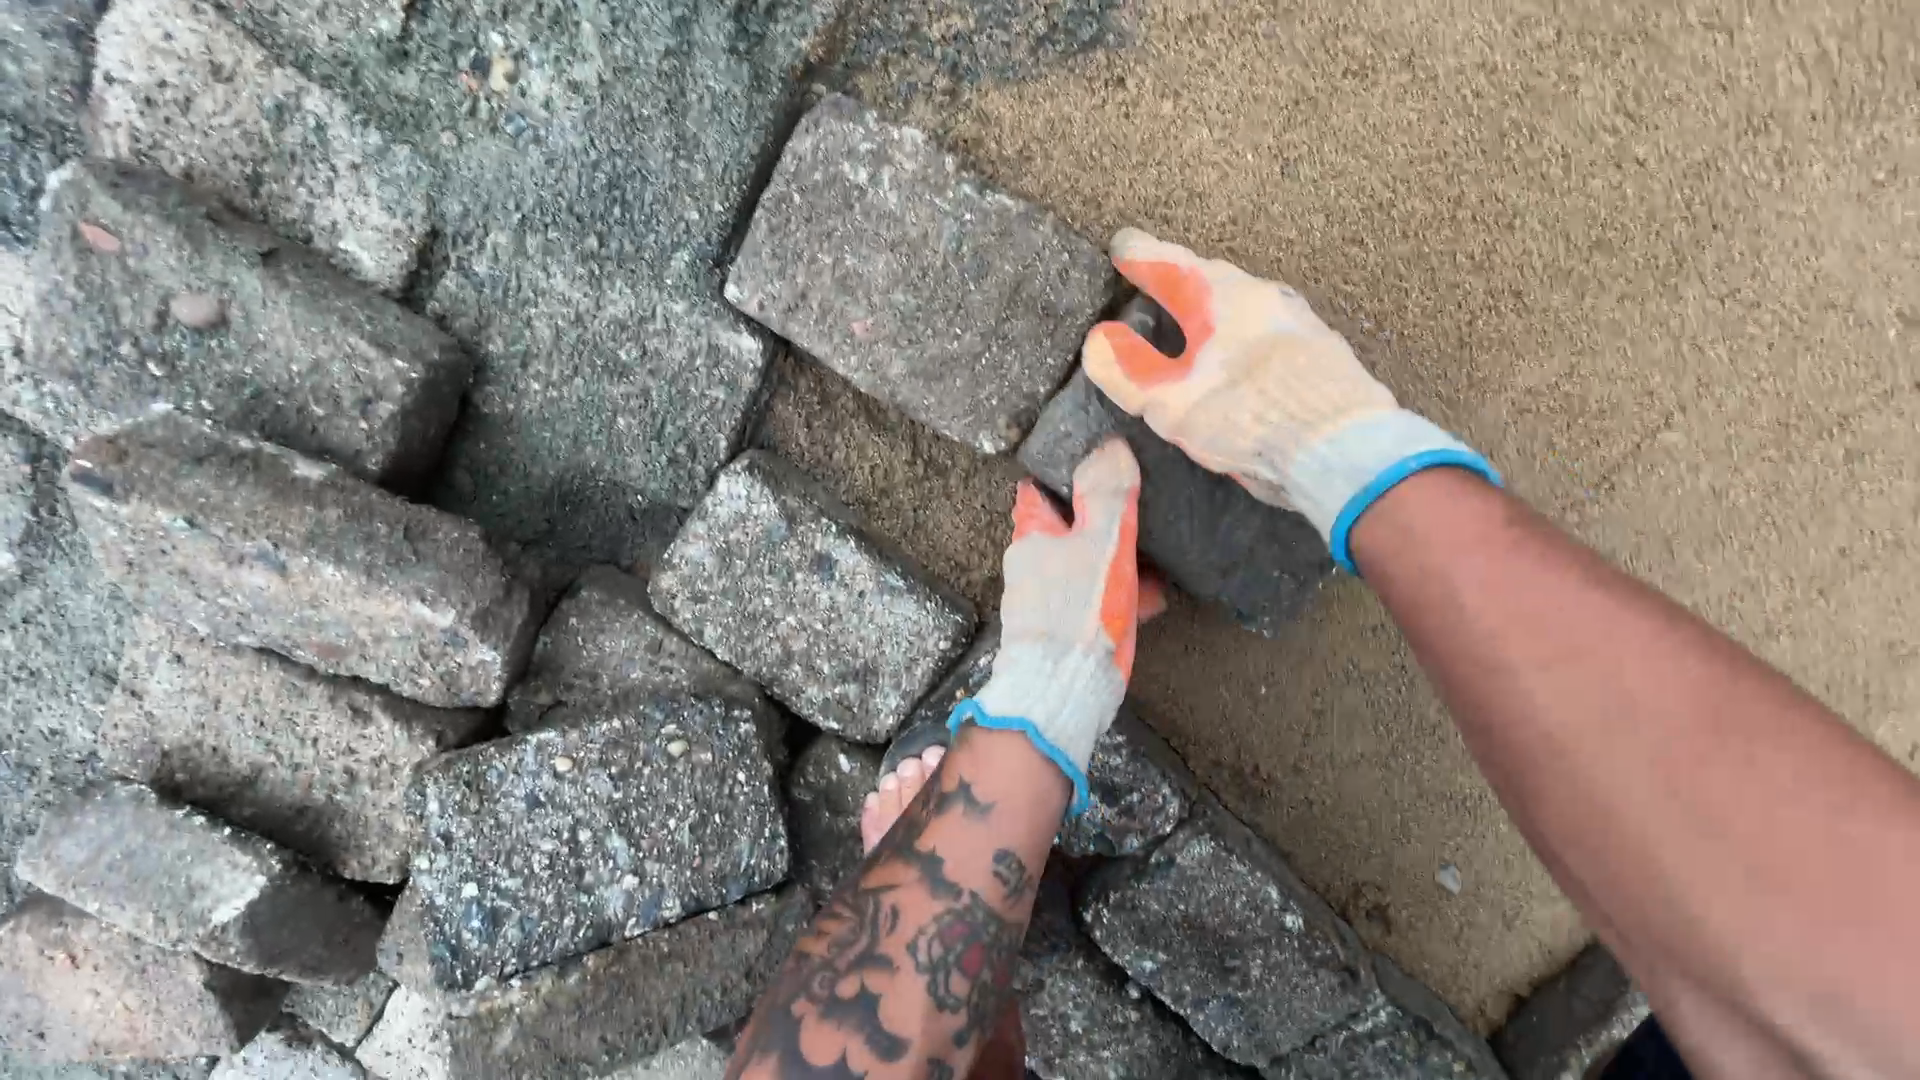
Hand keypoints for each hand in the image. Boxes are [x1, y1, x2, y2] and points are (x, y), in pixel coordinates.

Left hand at [955, 439, 1142, 814]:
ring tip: (1156, 552)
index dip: (1063, 473)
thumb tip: (1110, 447)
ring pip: (1082, 564)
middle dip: (1098, 519)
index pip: (1037, 490)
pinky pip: (1092, 599)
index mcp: (1032, 537)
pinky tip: (1153, 597)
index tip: (1094, 461)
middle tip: (1138, 508)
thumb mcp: (1102, 545)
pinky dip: (1118, 592)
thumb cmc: (1078, 615)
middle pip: (1065, 527)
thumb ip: (1106, 496)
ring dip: (1113, 557)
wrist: (1063, 693)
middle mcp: (1031, 566)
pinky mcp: (1063, 630)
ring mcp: (1045, 600)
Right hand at [1081, 228, 1497, 573]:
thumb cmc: (1248, 416)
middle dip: (1181, 282)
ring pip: (1243, 307)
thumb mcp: (1171, 402)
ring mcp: (1298, 323)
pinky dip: (1240, 339)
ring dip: (1214, 312)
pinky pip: (1265, 333)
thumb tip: (1099, 340)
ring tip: (1193, 326)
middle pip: (1211, 281)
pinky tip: (1236, 362)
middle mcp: (1265, 297)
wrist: (1341, 450)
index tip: (1122, 245)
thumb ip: (1128, 372)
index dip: (1141, 255)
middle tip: (1155, 285)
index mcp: (1224, 296)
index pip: (1171, 263)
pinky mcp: (1319, 355)